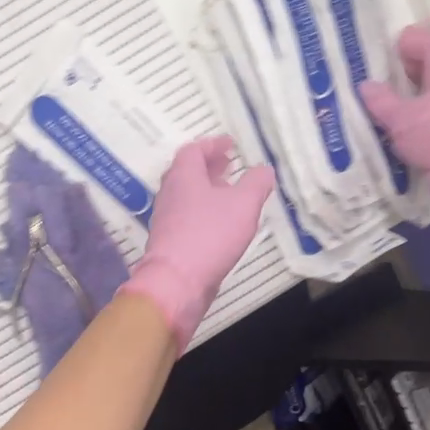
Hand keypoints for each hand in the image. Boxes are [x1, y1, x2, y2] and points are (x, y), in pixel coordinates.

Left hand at [117, 136, 274, 353]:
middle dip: (209, 168)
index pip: (193, 150)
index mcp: (183, 177)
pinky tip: (220, 227)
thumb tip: (263, 170)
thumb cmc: (209, 236)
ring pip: (186, 199)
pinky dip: (203, 215)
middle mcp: (169, 196)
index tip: (230, 146)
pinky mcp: (169, 245)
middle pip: (187, 174)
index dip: (212, 145)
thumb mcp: (243, 204)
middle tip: (230, 167)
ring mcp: (166, 222)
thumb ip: (257, 183)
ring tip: (230, 197)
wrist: (175, 284)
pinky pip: (186, 221)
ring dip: (206, 193)